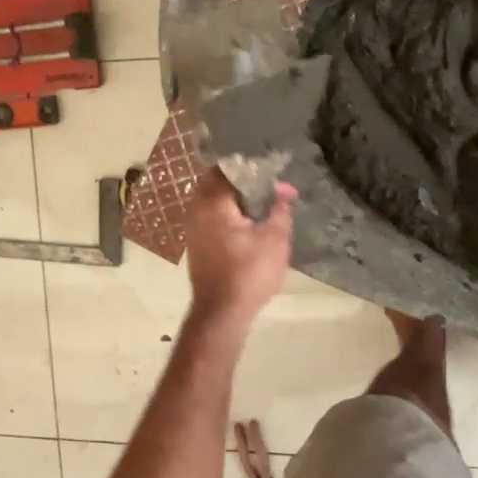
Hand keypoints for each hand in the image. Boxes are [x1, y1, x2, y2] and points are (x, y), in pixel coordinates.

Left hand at [183, 168, 296, 325]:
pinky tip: (248, 222)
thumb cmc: (249, 273)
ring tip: (262, 201)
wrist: (222, 313)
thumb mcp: (275, 238)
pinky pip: (211, 216)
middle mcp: (196, 209)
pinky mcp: (195, 243)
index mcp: (212, 202)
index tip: (271, 167)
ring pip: (212, 200)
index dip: (251, 164)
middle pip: (216, 181)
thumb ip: (279, 208)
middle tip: (267, 182)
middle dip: (242, 179)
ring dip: (234, 197)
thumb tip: (285, 188)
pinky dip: (227, 213)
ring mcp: (192, 227)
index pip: (227, 167)